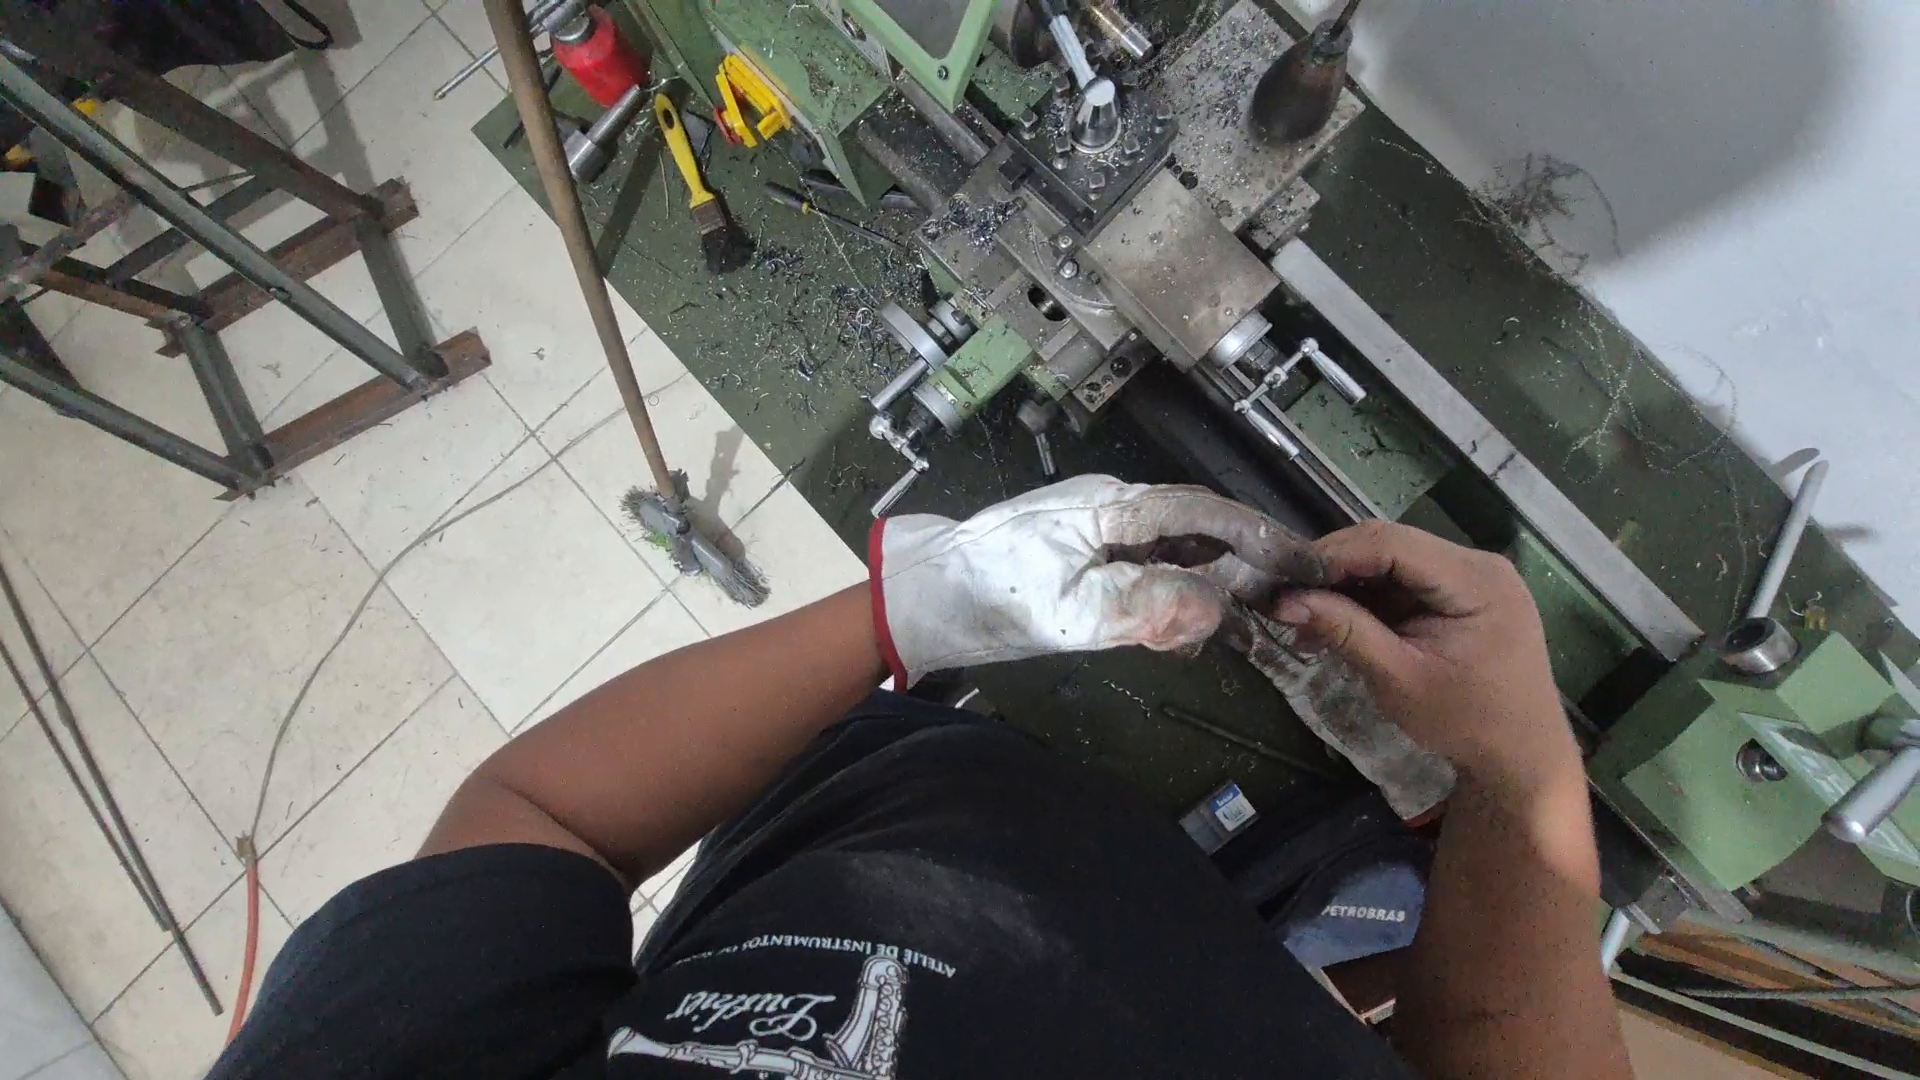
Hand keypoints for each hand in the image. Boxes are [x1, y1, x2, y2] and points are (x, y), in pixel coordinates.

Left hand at [871, 475, 1321, 686]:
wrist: (925, 596)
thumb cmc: (993, 596)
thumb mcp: (1070, 611)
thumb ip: (1146, 606)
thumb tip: (1217, 608)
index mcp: (1110, 506)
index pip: (1201, 513)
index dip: (1257, 536)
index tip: (1304, 562)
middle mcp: (1108, 506)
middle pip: (1191, 527)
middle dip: (1238, 562)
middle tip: (1279, 601)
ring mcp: (1092, 527)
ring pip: (1167, 549)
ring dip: (1203, 582)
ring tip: (1238, 620)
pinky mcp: (1078, 551)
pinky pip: (1138, 566)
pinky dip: (1166, 593)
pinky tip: (1176, 627)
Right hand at [1272, 521, 1578, 797]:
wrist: (1520, 759)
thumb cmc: (1466, 722)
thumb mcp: (1397, 678)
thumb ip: (1343, 631)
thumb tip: (1282, 601)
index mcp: (1477, 580)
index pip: (1391, 544)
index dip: (1332, 555)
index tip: (1284, 579)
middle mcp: (1476, 565)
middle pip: (1386, 545)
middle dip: (1332, 568)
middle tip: (1286, 595)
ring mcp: (1466, 577)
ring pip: (1384, 560)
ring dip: (1340, 584)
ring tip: (1302, 615)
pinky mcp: (1453, 593)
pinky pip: (1395, 580)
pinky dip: (1360, 598)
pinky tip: (1331, 621)